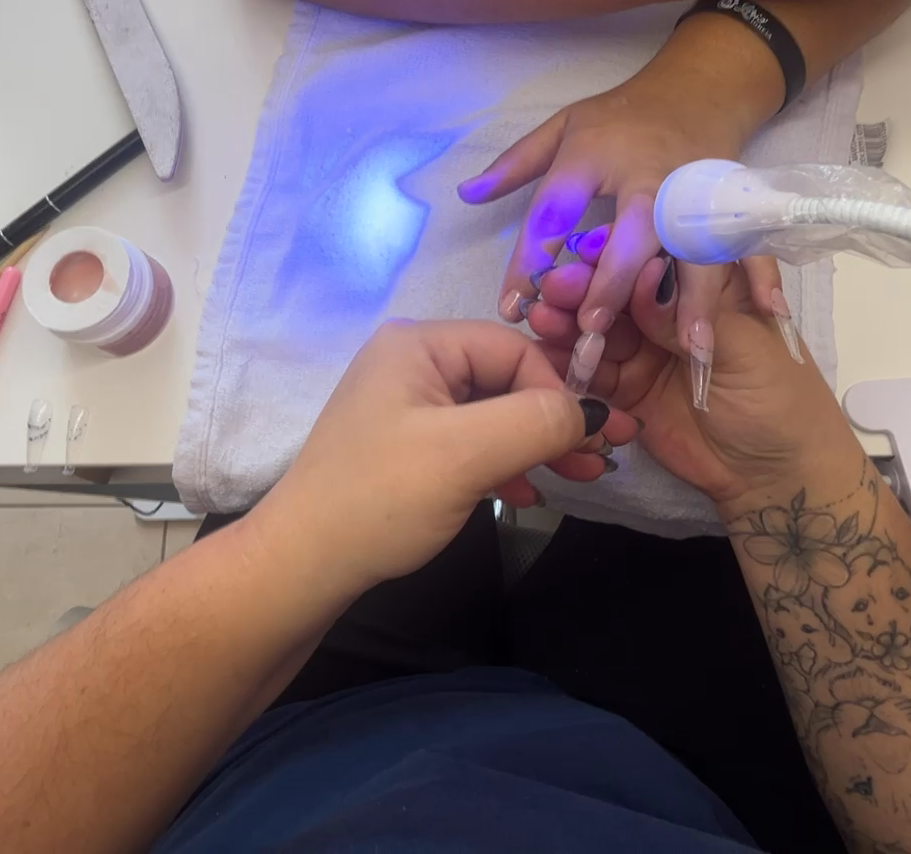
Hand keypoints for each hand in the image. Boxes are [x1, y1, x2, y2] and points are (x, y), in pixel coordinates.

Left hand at [250, 320, 641, 590]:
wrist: (304, 566)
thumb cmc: (383, 497)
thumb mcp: (468, 453)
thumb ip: (539, 420)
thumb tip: (596, 408)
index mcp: (419, 344)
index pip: (513, 349)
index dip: (556, 390)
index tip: (591, 439)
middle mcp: (413, 363)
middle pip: (505, 380)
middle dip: (555, 420)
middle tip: (605, 456)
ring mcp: (408, 405)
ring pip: (492, 415)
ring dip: (536, 445)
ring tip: (581, 477)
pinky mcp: (408, 444)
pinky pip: (470, 442)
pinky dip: (503, 464)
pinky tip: (527, 494)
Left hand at [459, 13, 782, 346]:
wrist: (697, 90)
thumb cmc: (620, 118)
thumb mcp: (562, 128)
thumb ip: (516, 164)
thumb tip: (466, 193)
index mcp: (592, 156)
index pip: (553, 212)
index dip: (530, 259)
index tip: (511, 306)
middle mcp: (644, 177)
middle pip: (631, 230)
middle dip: (614, 280)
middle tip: (594, 326)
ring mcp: (692, 190)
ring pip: (693, 245)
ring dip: (691, 296)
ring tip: (687, 346)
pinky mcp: (728, 202)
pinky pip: (745, 242)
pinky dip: (755, 276)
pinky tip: (765, 313)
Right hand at [532, 250, 859, 505]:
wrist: (773, 477)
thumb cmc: (779, 402)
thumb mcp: (744, 348)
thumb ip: (690, 314)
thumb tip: (645, 276)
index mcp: (708, 291)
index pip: (661, 259)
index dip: (624, 253)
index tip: (588, 252)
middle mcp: (670, 313)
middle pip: (620, 291)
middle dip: (586, 288)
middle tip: (553, 289)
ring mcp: (645, 350)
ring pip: (599, 328)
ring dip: (568, 322)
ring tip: (540, 318)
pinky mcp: (625, 388)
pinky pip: (591, 371)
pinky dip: (568, 363)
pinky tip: (542, 353)